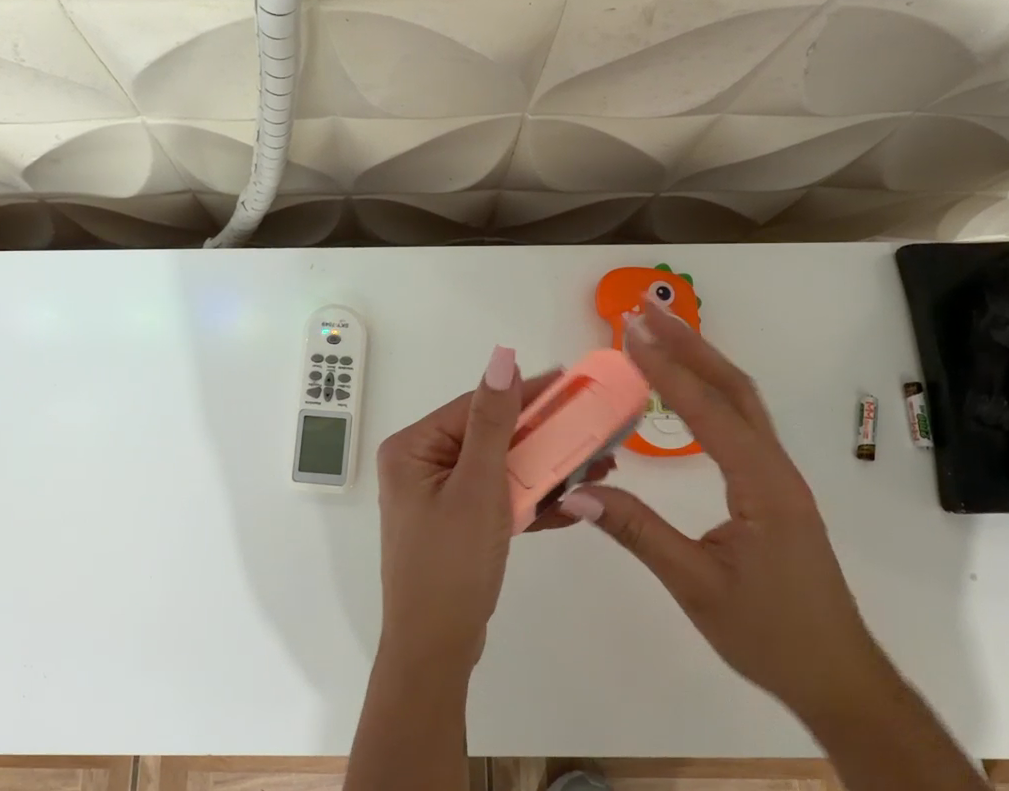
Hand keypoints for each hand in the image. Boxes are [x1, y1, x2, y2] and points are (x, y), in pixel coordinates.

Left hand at [374, 348, 599, 669]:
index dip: (525, 393)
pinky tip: (573, 501)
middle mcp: (420, 466)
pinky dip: (530, 500)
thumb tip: (501, 358)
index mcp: (412, 449)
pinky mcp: (457, 525)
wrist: (435, 650)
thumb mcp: (477, 487)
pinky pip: (498, 498)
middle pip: (491, 437)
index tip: (571, 381)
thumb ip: (493, 422)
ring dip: (545, 469)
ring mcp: (439, 497)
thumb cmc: (450, 563)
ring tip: (596, 465)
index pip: (476, 406)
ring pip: (500, 468)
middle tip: (593, 427)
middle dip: (543, 436)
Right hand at [559, 304, 893, 719]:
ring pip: (741, 403)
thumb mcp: (695, 585)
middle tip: (645, 310)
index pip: (707, 411)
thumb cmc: (769, 633)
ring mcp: (779, 478)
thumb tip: (576, 494)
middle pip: (734, 388)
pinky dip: (711, 393)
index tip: (629, 332)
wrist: (836, 675)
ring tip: (662, 332)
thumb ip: (637, 533)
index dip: (665, 368)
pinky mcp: (775, 491)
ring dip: (702, 362)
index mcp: (762, 484)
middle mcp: (776, 468)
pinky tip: (688, 393)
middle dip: (689, 344)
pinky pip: (742, 425)